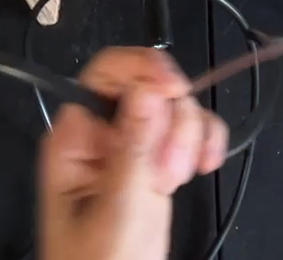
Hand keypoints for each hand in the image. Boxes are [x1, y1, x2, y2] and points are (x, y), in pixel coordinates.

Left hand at [38, 47, 228, 259]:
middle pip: (150, 86)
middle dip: (172, 118)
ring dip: (190, 136)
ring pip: (176, 105)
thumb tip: (146, 89)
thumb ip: (132, 149)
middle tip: (169, 166)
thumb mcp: (116, 212)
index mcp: (76, 139)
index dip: (142, 70)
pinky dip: (206, 140)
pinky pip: (191, 129)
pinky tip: (205, 163)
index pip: (106, 72)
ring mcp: (134, 148)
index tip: (174, 89)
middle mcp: (104, 136)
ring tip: (178, 178)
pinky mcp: (159, 163)